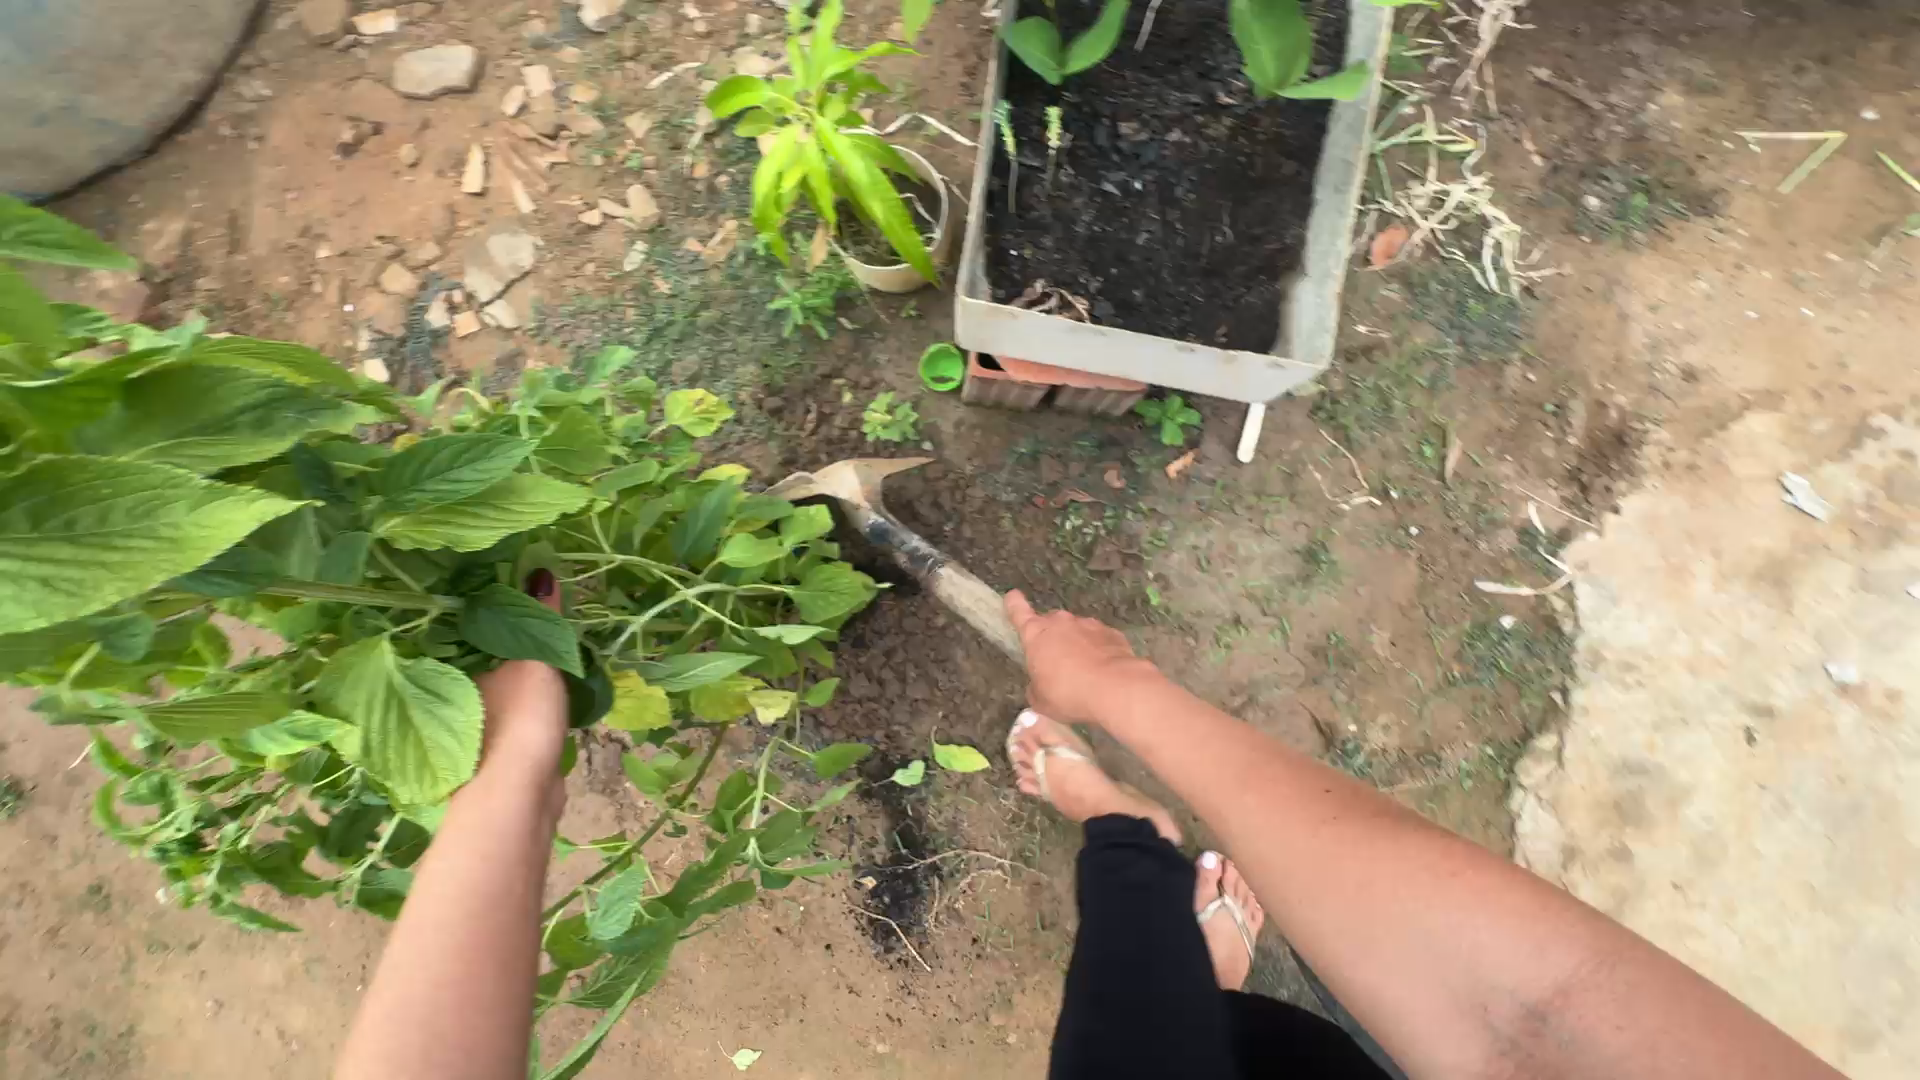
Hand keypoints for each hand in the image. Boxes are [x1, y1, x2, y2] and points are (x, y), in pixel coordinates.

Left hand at [472, 570, 569, 781]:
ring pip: (496, 686)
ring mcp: (473, 724)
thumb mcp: (536, 661)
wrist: (517, 795)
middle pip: (479, 658)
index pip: (463, 628)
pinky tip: (546, 695)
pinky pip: (513, 710)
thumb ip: (541, 620)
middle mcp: (450, 696)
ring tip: (547, 650)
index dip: (483, 609)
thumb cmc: (518, 720)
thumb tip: (541, 570)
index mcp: (451, 670)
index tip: (505, 588)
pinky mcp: (498, 747)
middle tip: (534, 616)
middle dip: (502, 641)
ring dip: (515, 674)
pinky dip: (526, 701)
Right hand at [1004, 590, 1158, 726]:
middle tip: (1056, 662)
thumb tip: (1040, 685)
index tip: (1013, 596)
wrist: (1113, 687)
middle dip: (1052, 638)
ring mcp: (1088, 625)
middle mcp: (1060, 622)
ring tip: (1083, 672)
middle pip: (1050, 623)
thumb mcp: (1041, 700)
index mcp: (1036, 634)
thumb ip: (1036, 687)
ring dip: (1076, 645)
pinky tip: (1103, 672)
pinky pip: (1099, 640)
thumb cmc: (1067, 692)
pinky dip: (1098, 651)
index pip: (1018, 611)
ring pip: (1077, 631)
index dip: (1014, 603)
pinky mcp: (1111, 633)